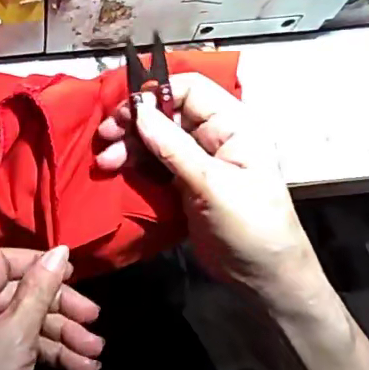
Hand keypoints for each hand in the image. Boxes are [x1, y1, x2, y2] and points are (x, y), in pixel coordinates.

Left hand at [0, 246, 101, 369]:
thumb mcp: (15, 339)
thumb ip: (39, 292)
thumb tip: (61, 251)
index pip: (0, 263)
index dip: (37, 264)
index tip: (75, 273)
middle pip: (18, 291)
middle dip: (58, 305)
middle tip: (95, 318)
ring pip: (28, 319)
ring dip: (63, 332)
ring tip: (96, 350)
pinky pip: (28, 343)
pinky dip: (55, 352)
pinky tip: (84, 365)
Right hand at [94, 73, 333, 316]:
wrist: (264, 280)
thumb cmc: (254, 230)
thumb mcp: (213, 186)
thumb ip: (174, 147)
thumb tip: (139, 110)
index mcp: (234, 126)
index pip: (189, 89)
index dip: (155, 94)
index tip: (125, 112)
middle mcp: (214, 135)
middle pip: (164, 111)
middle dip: (133, 122)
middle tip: (105, 137)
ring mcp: (197, 158)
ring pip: (153, 136)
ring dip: (126, 145)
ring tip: (106, 162)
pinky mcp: (182, 179)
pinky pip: (151, 160)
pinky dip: (130, 162)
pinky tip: (114, 170)